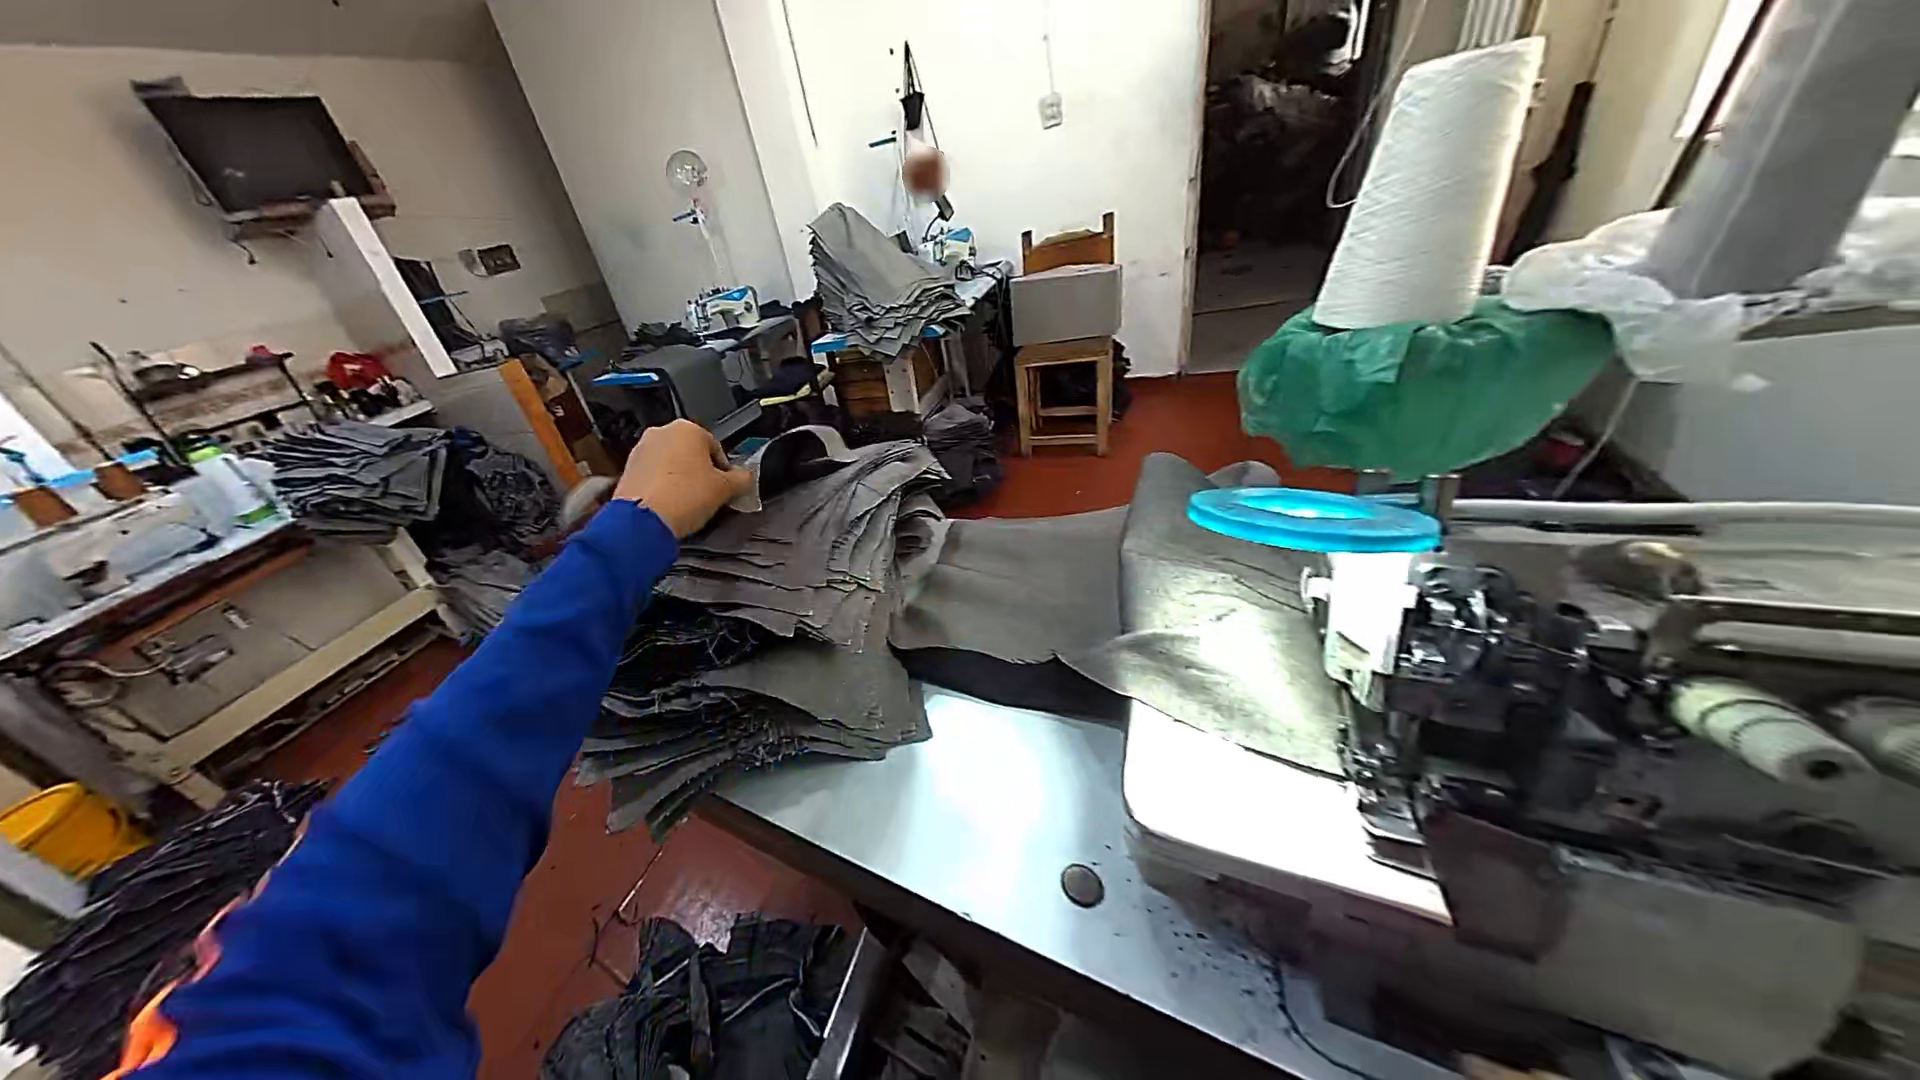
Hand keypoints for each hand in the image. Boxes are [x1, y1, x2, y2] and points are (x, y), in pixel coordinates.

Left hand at [611, 420, 752, 538]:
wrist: (644, 520)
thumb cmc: (683, 497)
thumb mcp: (726, 489)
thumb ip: (743, 479)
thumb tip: (746, 478)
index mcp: (688, 429)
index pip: (717, 448)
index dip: (726, 470)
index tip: (727, 486)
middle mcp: (662, 433)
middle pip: (692, 453)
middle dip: (702, 473)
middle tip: (711, 494)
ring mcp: (642, 451)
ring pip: (671, 463)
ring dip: (682, 479)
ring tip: (690, 503)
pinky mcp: (629, 470)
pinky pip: (654, 475)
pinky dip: (664, 487)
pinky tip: (672, 504)